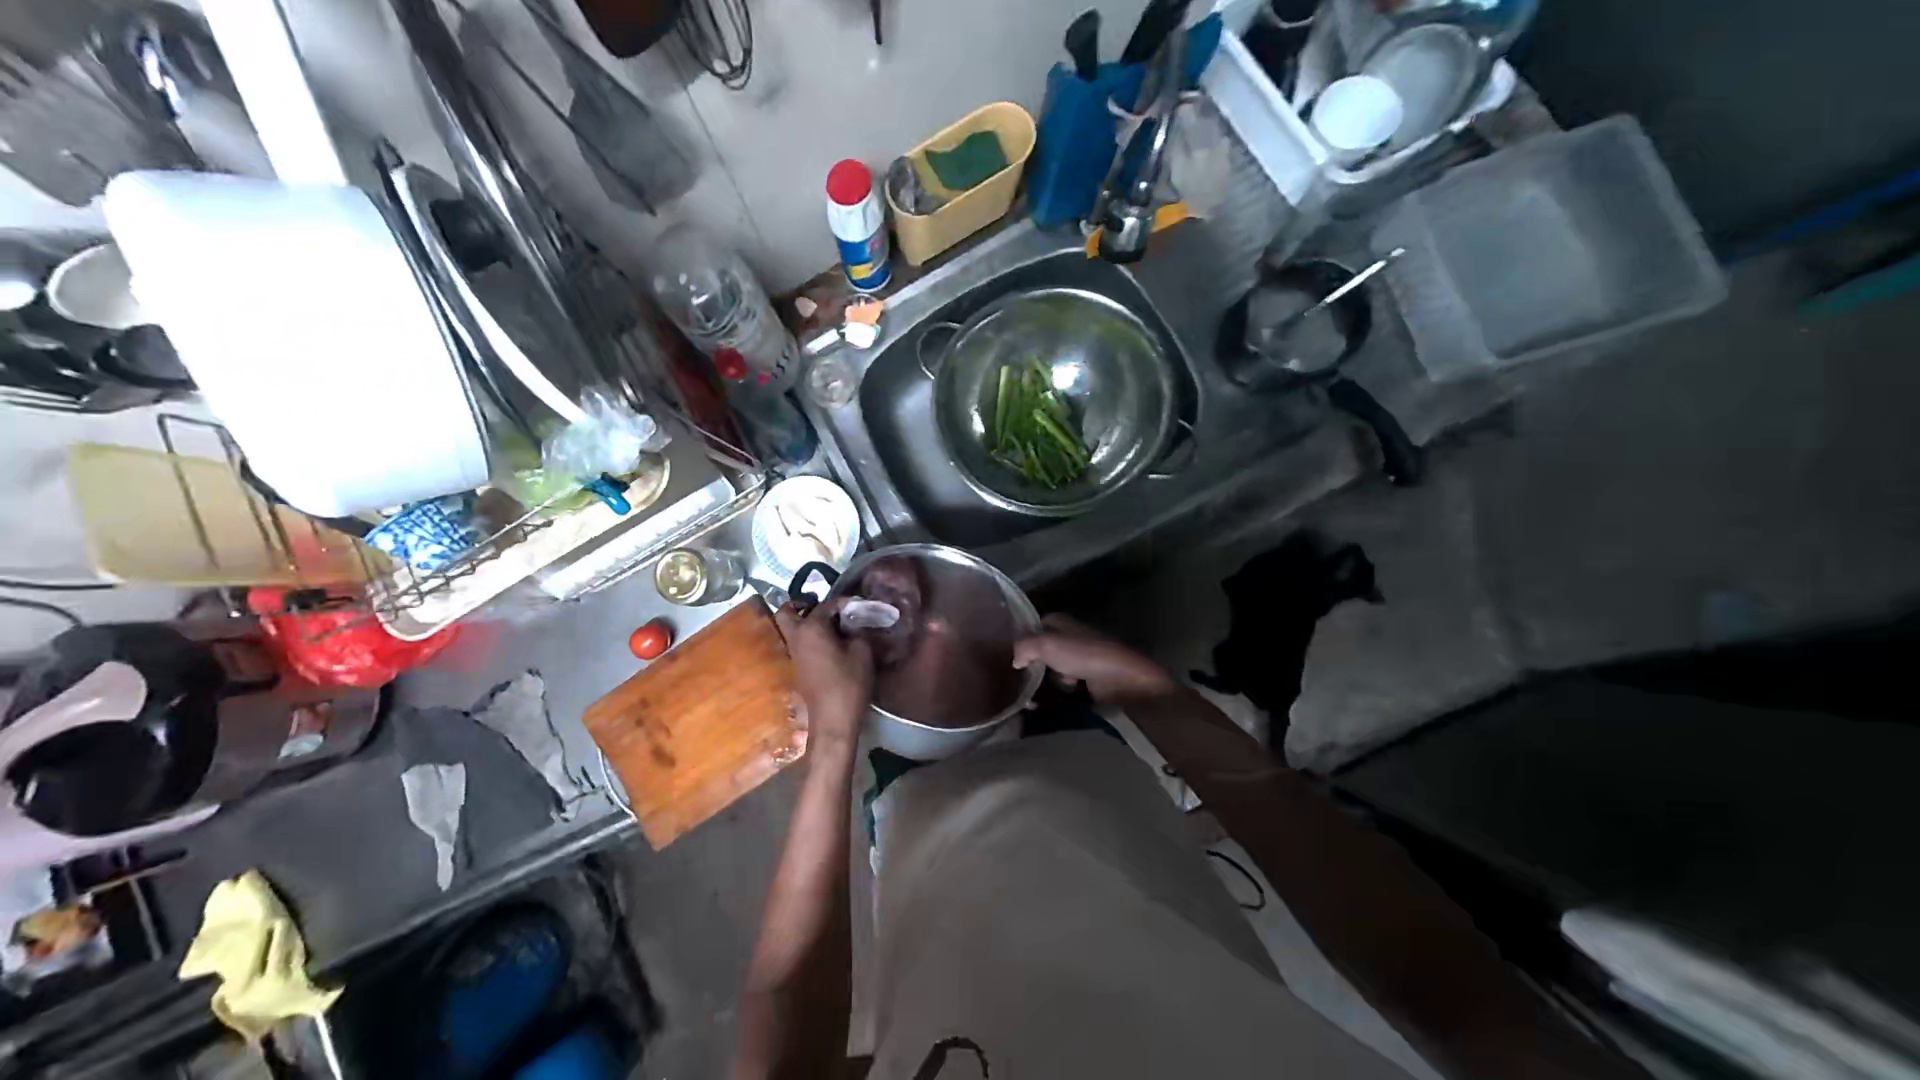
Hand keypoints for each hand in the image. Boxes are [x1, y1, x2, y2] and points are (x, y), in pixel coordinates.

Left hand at [774, 597, 873, 756]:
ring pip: (789, 628)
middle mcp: (796, 637)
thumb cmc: (849, 682)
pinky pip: (797, 642)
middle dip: (801, 603)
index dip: (844, 602)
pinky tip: (829, 641)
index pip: (826, 605)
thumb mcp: (862, 651)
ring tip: (828, 623)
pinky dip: (807, 636)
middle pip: (786, 612)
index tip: (859, 604)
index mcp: (811, 629)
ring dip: (803, 620)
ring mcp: (793, 654)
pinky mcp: (797, 667)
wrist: (833, 718)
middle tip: (819, 603)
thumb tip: (856, 622)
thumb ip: (858, 631)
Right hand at [1013, 614, 1179, 704]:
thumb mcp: (1046, 644)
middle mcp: (1073, 637)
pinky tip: (1053, 700)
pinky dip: (1060, 691)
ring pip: (1056, 667)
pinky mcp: (1091, 679)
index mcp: (1063, 623)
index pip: (1039, 624)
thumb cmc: (1082, 655)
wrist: (1121, 678)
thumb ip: (1024, 647)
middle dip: (1034, 661)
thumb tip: (1015, 660)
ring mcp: (1083, 658)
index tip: (1011, 652)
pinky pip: (1068, 683)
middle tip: (1019, 676)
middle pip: (1046, 647)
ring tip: (1033, 693)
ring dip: (1046, 679)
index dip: (1025, 635)